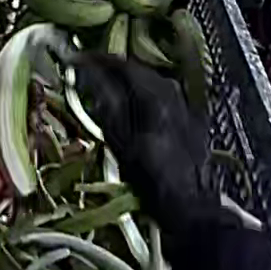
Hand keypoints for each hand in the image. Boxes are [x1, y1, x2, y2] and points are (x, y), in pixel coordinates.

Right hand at [74, 53, 214, 233]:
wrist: (193, 210)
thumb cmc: (151, 178)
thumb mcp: (120, 141)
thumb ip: (105, 101)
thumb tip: (88, 72)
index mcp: (154, 94)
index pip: (120, 64)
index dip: (96, 59)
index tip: (77, 59)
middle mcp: (171, 91)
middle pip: (136, 68)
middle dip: (111, 67)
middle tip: (88, 70)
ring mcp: (183, 103)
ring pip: (148, 79)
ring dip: (126, 79)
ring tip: (105, 85)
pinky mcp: (189, 117)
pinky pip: (160, 93)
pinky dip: (141, 92)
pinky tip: (131, 103)